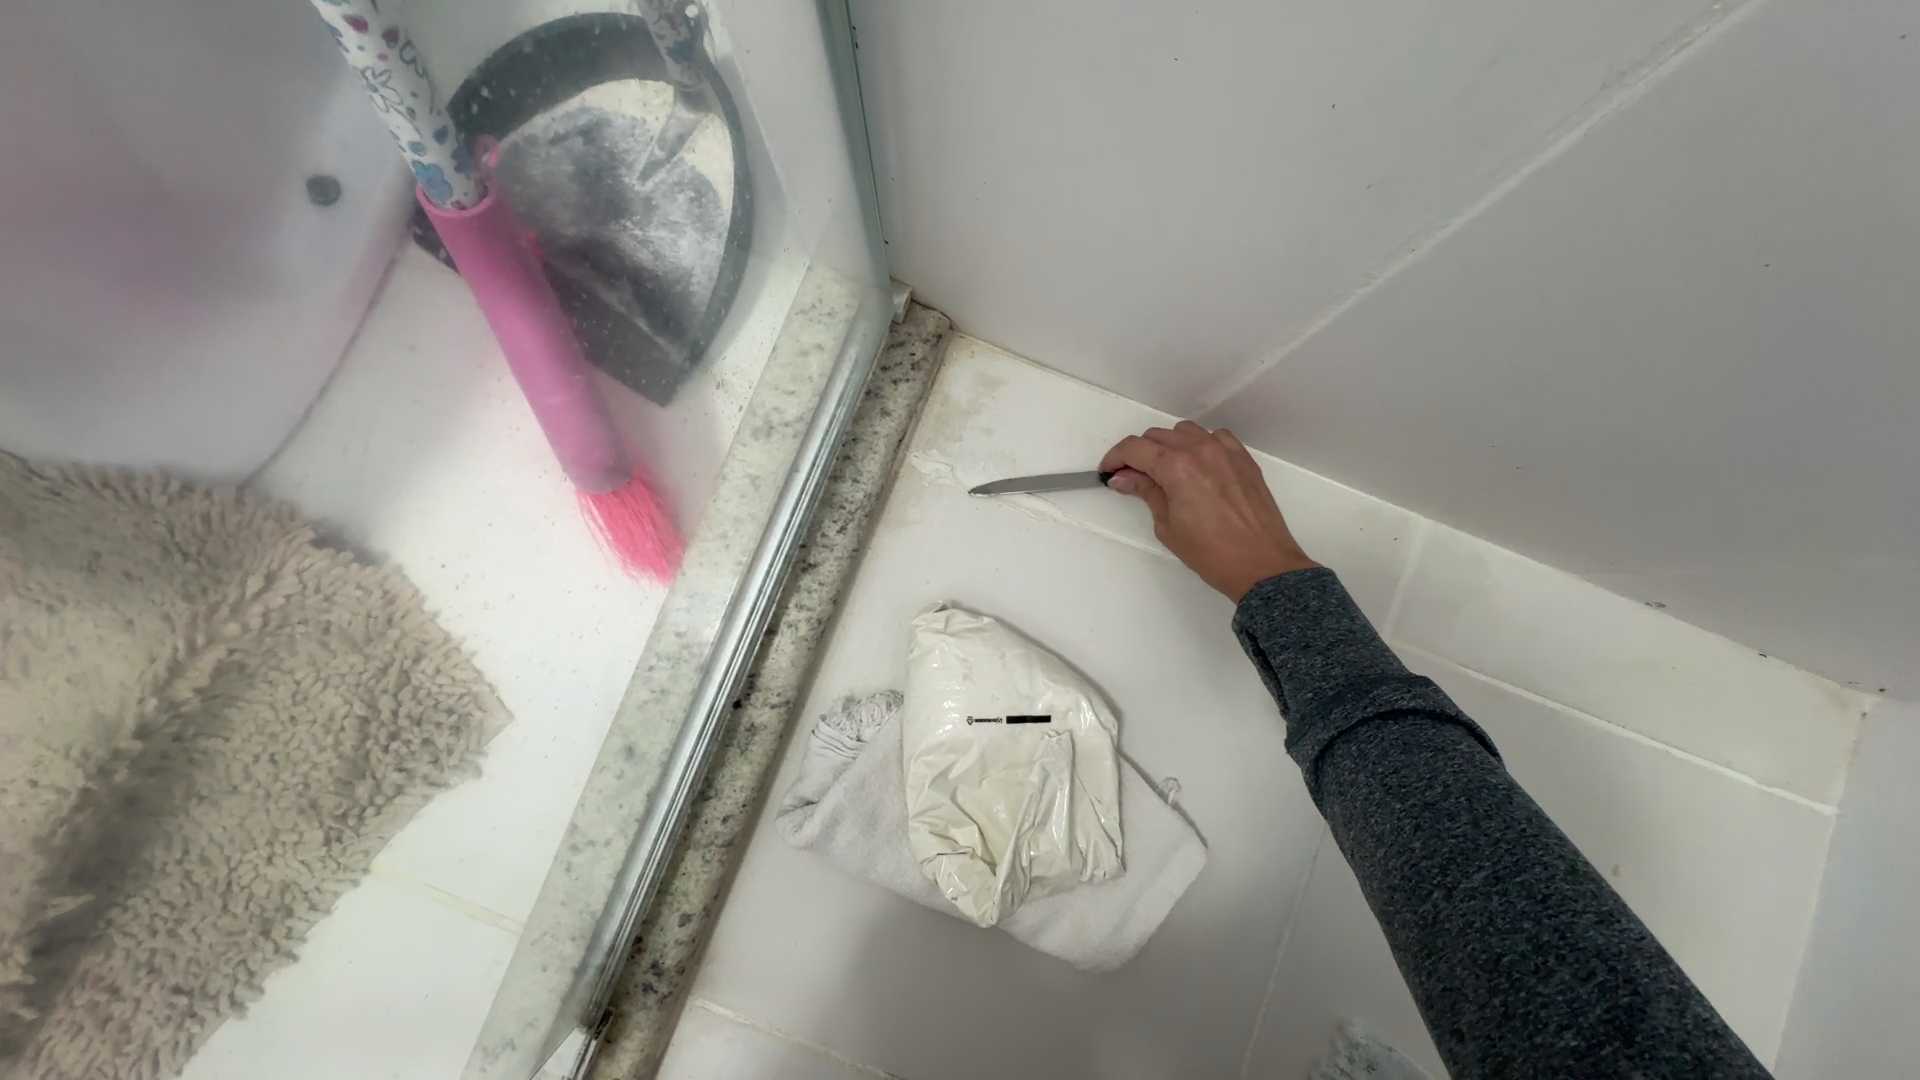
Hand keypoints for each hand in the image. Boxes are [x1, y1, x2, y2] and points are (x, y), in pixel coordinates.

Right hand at [1099, 421, 1318, 600]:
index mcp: (1176, 467)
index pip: (1134, 448)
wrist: (1259, 564)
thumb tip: (1124, 478)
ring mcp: (1225, 452)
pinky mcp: (1243, 459)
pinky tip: (1197, 466)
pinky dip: (1199, 444)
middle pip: (1157, 436)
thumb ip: (1146, 492)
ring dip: (1168, 445)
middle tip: (1132, 478)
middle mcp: (1200, 450)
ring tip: (1164, 471)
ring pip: (1185, 431)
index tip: (1109, 472)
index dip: (1115, 458)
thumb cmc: (1211, 553)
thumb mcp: (1167, 525)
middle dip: (1139, 454)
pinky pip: (1215, 437)